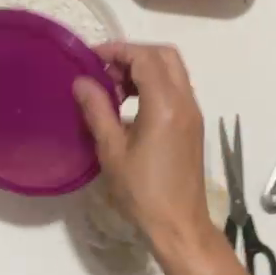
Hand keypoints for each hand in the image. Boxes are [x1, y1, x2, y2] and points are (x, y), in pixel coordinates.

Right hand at [73, 44, 213, 252]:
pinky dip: (155, 85)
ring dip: (145, 69)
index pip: (144, 57)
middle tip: (105, 71)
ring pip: (173, 71)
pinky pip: (176, 89)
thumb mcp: (111, 151)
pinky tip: (131, 106)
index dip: (117, 51)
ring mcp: (193, 113)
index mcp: (165, 105)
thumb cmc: (142, 191)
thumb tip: (82, 82)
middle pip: (164, 55)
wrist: (178, 223)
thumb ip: (97, 110)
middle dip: (133, 54)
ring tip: (114, 89)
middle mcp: (185, 101)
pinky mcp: (193, 125)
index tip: (91, 60)